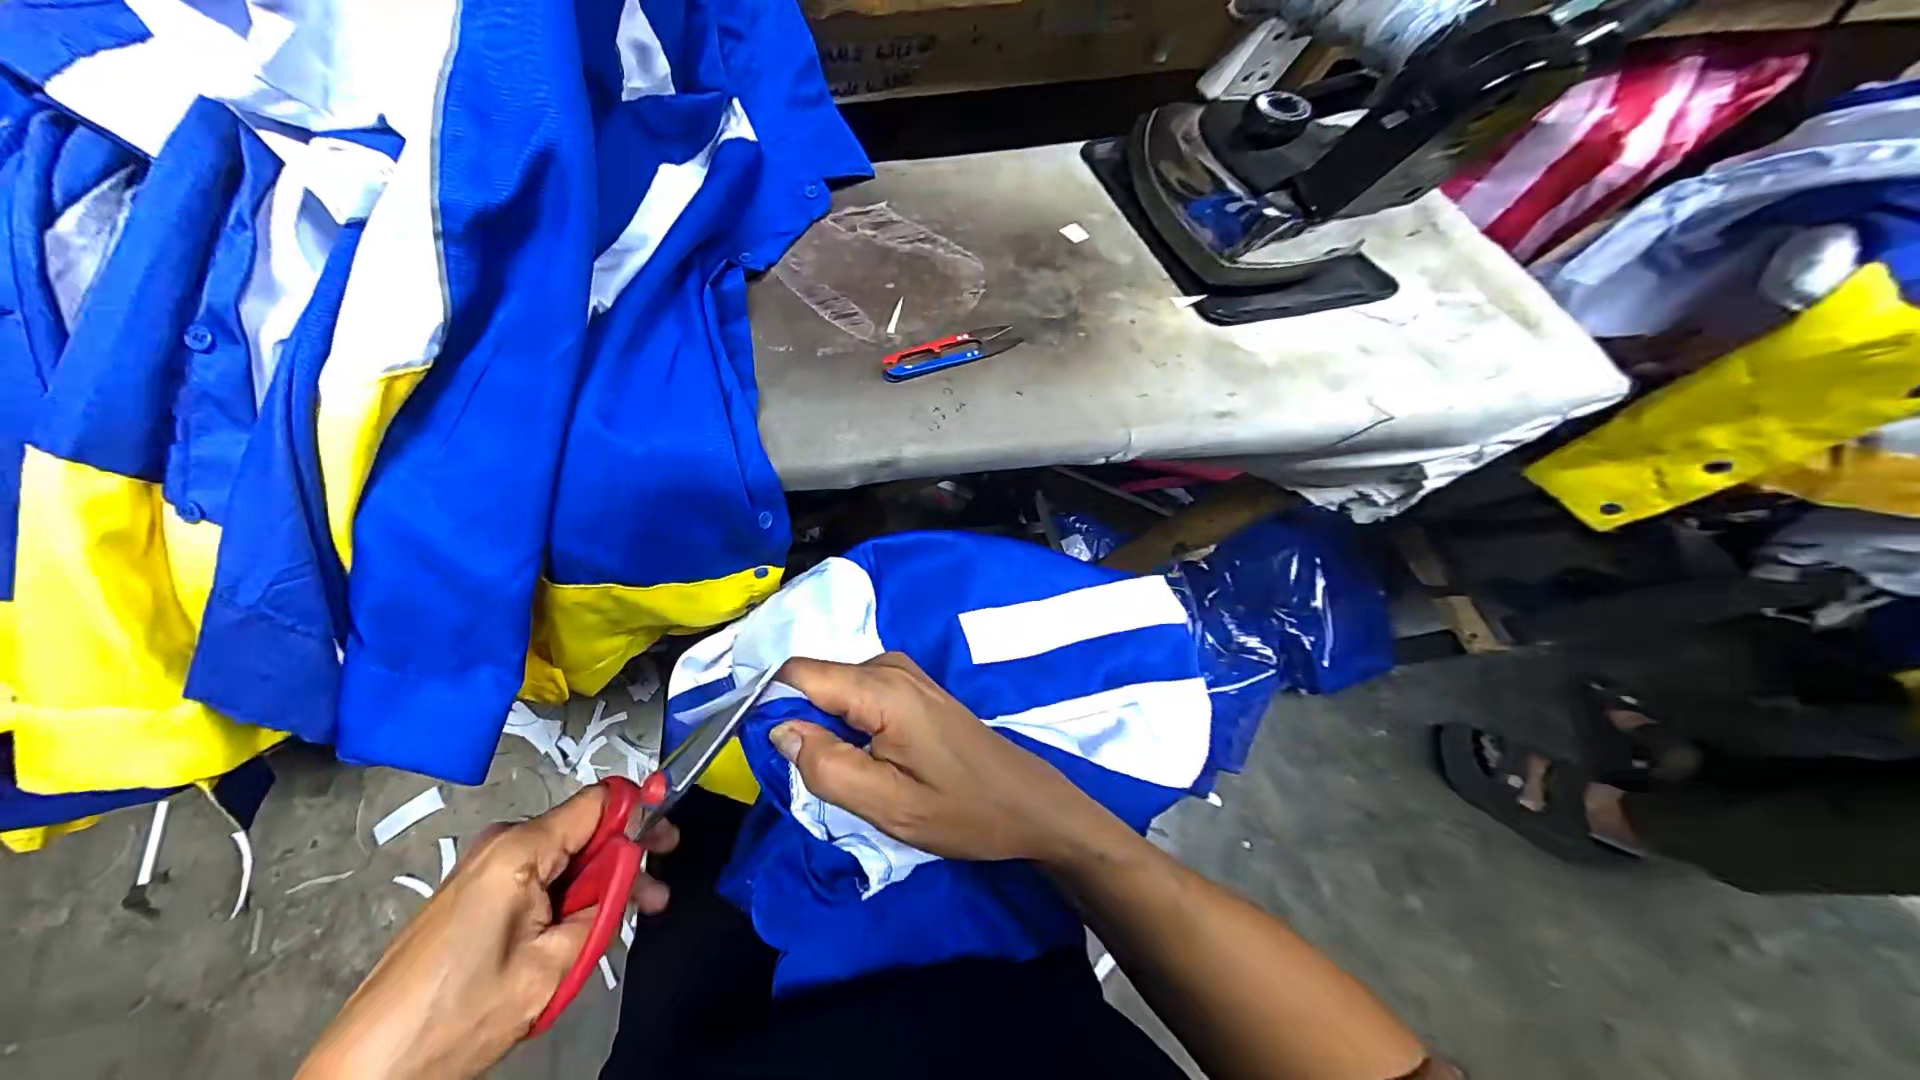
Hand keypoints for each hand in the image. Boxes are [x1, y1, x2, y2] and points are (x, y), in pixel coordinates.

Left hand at [296, 786, 679, 1079]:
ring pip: (565, 857)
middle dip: (627, 855)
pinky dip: (571, 894)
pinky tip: (585, 925)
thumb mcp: (552, 963)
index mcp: (520, 849)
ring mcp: (484, 868)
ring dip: (601, 882)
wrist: (364, 1075)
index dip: (641, 806)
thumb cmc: (459, 1015)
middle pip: (584, 829)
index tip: (669, 829)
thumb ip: (605, 903)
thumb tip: (634, 864)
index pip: (600, 800)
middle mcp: (502, 844)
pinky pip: (540, 876)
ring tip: (631, 916)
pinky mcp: (475, 892)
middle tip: (658, 887)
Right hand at [772, 653, 1118, 864]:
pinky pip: (858, 696)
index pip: (799, 673)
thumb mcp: (889, 806)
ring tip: (852, 774)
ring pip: (835, 691)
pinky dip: (849, 726)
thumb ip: (827, 767)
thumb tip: (780, 730)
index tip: (758, 745)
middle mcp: (890, 666)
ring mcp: (905, 673)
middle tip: (816, 777)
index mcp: (882, 689)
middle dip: (800, 724)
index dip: (767, 702)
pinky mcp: (913, 687)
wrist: (1028, 803)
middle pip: (816, 682)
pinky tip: (872, 760)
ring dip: (827, 730)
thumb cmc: (964, 811)